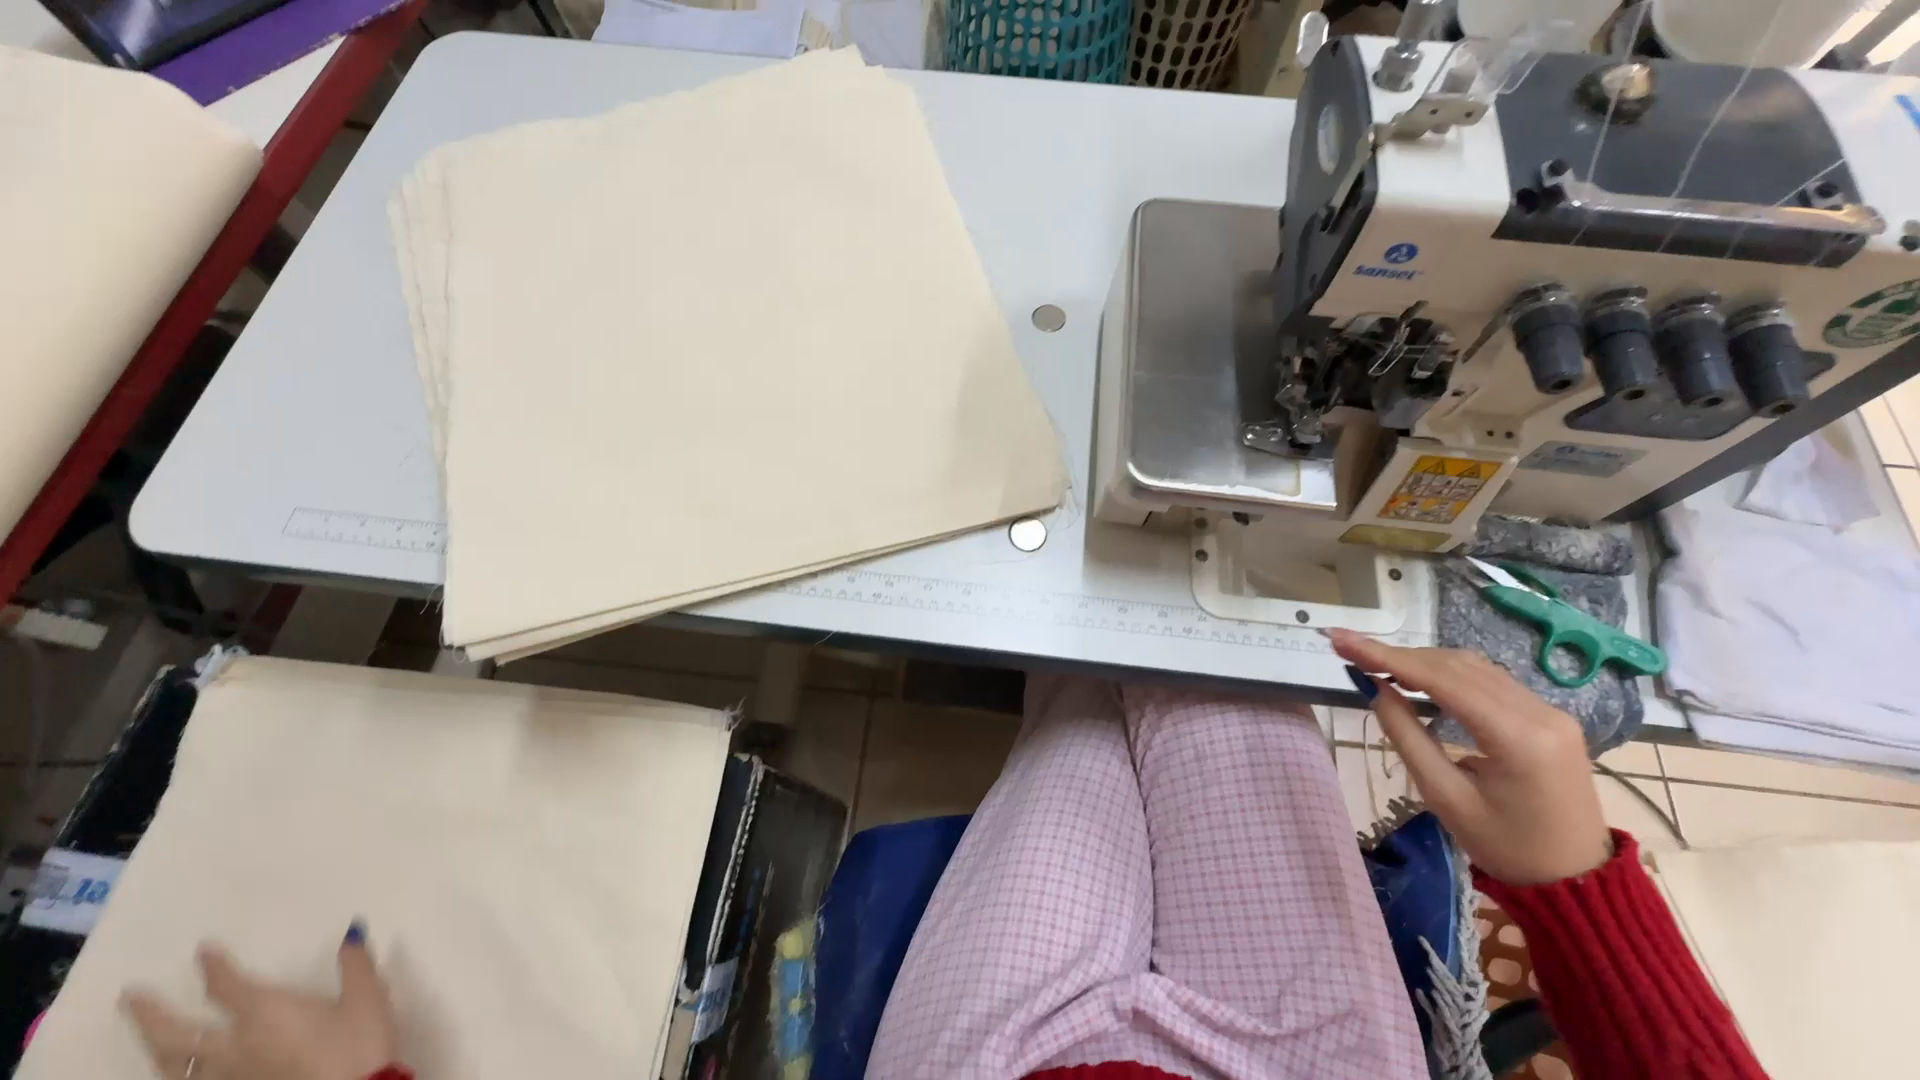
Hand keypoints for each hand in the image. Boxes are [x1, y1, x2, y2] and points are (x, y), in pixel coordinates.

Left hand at [121, 924, 398, 1079]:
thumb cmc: (358, 1043)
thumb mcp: (367, 997)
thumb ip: (355, 965)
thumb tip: (352, 933)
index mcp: (266, 1013)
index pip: (227, 986)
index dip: (213, 967)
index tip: (202, 950)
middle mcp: (235, 1046)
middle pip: (177, 1034)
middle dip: (150, 1014)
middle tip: (131, 996)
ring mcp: (229, 1077)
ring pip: (175, 1068)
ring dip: (156, 1048)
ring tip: (150, 1036)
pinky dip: (180, 1078)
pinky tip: (179, 1075)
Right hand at [1327, 629, 1612, 885]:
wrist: (1577, 880)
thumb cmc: (1506, 847)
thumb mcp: (1445, 798)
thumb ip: (1408, 737)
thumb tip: (1375, 688)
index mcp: (1517, 737)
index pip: (1441, 679)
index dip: (1386, 656)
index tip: (1341, 640)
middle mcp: (1540, 712)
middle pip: (1457, 666)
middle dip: (1399, 654)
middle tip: (1348, 649)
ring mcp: (1550, 711)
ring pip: (1474, 667)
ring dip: (1422, 661)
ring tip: (1376, 663)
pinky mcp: (1549, 716)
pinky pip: (1490, 681)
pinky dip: (1448, 674)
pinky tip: (1418, 678)